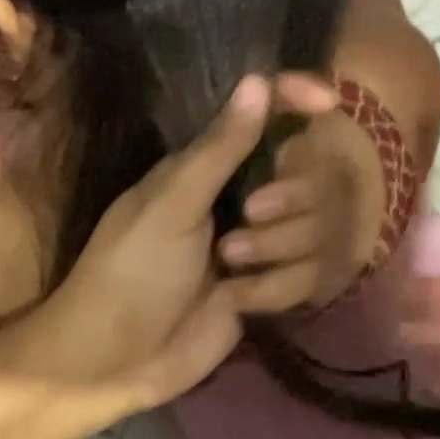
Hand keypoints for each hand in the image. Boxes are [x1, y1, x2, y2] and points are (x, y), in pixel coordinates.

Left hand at [0, 76, 331, 413]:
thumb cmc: (128, 273)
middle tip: (247, 219)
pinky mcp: (267, 289)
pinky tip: (238, 302)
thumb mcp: (167, 206)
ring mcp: (256, 245)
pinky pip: (312, 274)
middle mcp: (235, 199)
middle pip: (312, 174)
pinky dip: (277, 289)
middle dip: (293, 200)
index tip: (325, 102)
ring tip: (230, 268)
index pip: (264, 117)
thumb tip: (256, 80)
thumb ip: (217, 149)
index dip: (295, 102)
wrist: (114, 357)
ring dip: (282, 248)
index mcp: (201, 168)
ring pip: (322, 226)